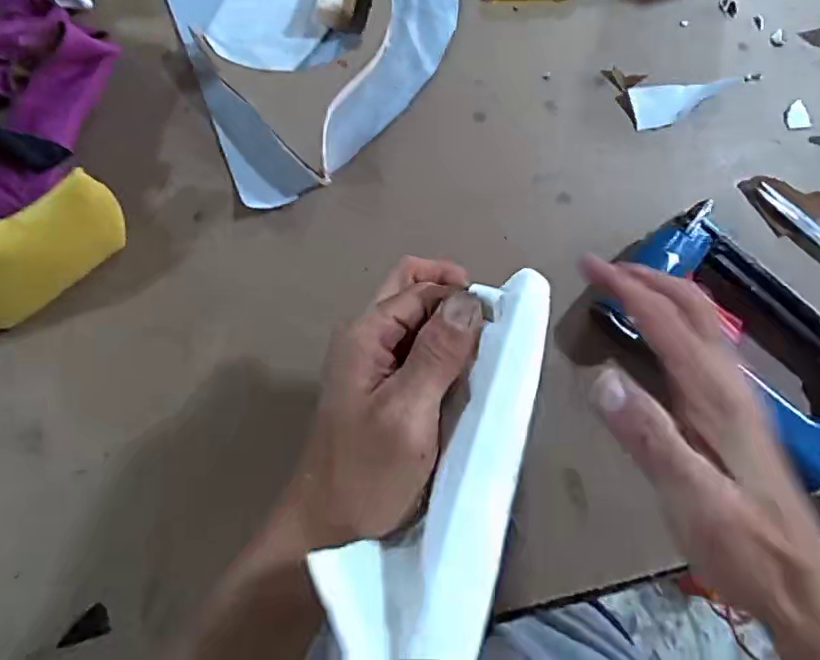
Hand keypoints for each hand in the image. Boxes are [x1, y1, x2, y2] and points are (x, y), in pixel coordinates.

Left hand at [281, 256, 485, 550]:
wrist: (326, 533)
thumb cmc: (366, 475)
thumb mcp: (408, 413)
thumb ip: (438, 354)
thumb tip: (469, 299)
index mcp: (366, 334)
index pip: (422, 287)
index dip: (459, 297)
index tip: (493, 327)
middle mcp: (366, 336)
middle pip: (412, 288)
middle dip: (452, 296)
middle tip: (485, 329)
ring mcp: (372, 360)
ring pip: (416, 317)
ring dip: (449, 325)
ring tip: (477, 357)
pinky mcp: (383, 384)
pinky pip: (418, 347)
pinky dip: (443, 350)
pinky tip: (460, 378)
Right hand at [581, 255, 819, 659]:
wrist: (802, 583)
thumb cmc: (745, 545)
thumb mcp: (692, 499)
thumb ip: (649, 437)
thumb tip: (604, 377)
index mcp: (715, 392)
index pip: (665, 318)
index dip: (626, 286)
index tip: (590, 266)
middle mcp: (729, 380)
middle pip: (692, 304)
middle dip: (647, 276)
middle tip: (604, 268)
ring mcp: (737, 392)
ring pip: (702, 318)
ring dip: (662, 291)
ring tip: (625, 288)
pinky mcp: (737, 409)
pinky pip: (703, 341)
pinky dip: (674, 317)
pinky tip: (659, 336)